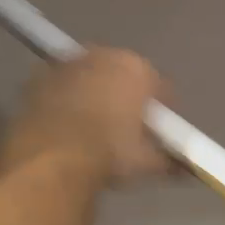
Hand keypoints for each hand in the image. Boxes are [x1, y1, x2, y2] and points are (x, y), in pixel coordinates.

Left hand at [0, 49, 172, 186]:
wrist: (54, 156)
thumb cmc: (112, 153)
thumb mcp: (150, 164)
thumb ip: (171, 162)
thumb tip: (185, 169)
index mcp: (137, 70)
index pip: (161, 87)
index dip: (164, 113)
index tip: (163, 134)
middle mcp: (103, 56)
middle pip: (124, 75)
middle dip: (129, 98)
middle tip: (131, 131)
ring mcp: (68, 62)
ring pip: (92, 78)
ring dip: (99, 96)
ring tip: (100, 130)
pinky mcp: (40, 76)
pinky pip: (65, 86)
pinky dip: (71, 101)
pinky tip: (73, 128)